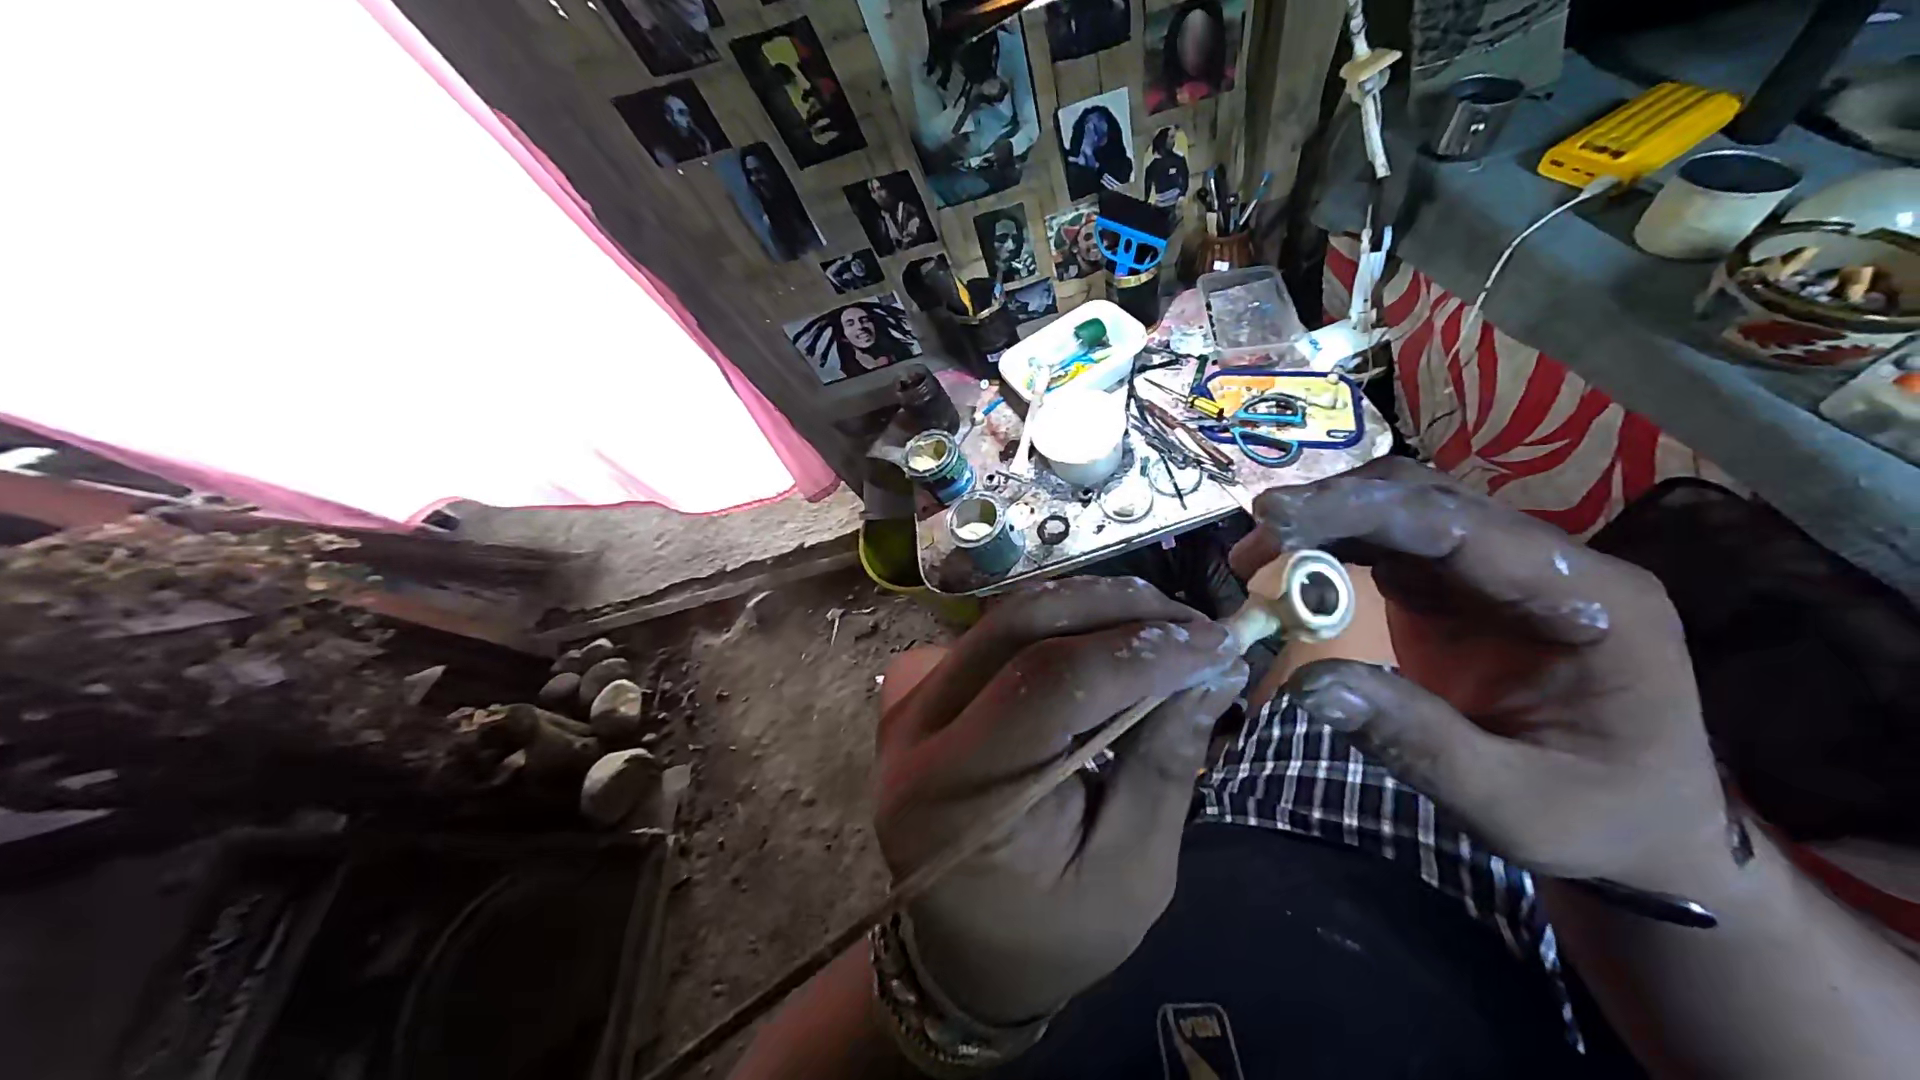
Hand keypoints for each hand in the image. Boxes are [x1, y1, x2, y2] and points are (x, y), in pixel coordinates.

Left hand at [874, 577, 1246, 1024]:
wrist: (962, 949)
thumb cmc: (1049, 936)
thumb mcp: (1129, 876)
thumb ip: (1165, 766)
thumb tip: (1212, 670)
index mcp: (958, 792)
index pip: (1050, 683)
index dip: (1140, 651)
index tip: (1215, 643)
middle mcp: (915, 730)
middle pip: (1018, 625)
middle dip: (1115, 608)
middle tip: (1189, 621)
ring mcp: (909, 703)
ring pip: (1003, 616)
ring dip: (1087, 605)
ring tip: (1158, 624)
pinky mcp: (920, 693)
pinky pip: (991, 633)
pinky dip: (1056, 621)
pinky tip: (1102, 638)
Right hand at [1231, 458, 1730, 889]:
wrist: (1640, 838)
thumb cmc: (1600, 829)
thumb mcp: (1514, 806)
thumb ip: (1416, 741)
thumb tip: (1304, 686)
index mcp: (1591, 602)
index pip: (1461, 529)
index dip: (1365, 512)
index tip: (1276, 518)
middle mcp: (1545, 568)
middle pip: (1428, 502)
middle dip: (1333, 508)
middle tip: (1254, 542)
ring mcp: (1497, 577)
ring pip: (1402, 514)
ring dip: (1325, 523)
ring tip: (1254, 556)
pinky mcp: (1457, 595)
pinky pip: (1388, 549)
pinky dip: (1332, 550)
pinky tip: (1290, 566)